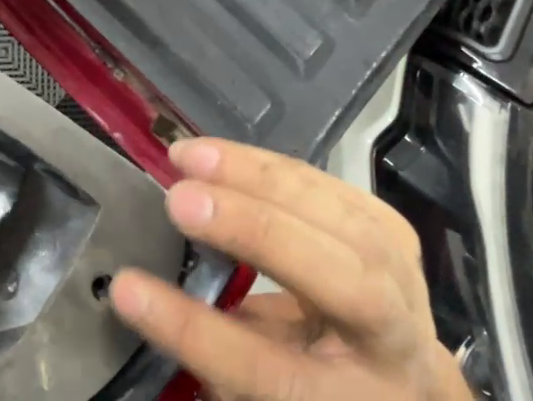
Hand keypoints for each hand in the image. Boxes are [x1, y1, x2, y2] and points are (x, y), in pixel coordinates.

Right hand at [109, 138, 470, 400]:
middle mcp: (391, 346)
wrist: (405, 381)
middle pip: (334, 280)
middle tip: (178, 201)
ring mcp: (404, 283)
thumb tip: (147, 288)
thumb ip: (218, 351)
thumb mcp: (263, 394)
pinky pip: (333, 188)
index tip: (128, 289)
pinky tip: (225, 155)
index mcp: (344, 400)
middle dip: (254, 231)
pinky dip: (272, 166)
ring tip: (190, 158)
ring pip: (342, 219)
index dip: (192, 327)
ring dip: (260, 178)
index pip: (266, 367)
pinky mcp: (393, 233)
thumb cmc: (317, 388)